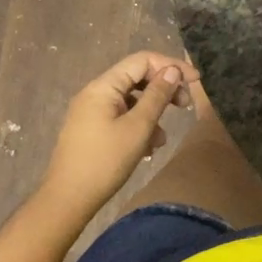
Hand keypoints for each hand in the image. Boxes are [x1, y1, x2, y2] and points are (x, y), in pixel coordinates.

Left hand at [39, 51, 197, 218]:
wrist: (67, 200)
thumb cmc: (105, 161)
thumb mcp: (138, 127)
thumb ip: (157, 96)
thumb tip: (172, 70)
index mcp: (103, 86)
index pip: (142, 60)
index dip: (170, 66)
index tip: (195, 82)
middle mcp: (95, 93)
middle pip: (136, 78)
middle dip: (163, 90)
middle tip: (184, 107)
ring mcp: (91, 112)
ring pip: (131, 101)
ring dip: (152, 113)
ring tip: (161, 139)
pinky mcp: (92, 130)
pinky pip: (121, 117)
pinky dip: (138, 126)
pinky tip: (147, 149)